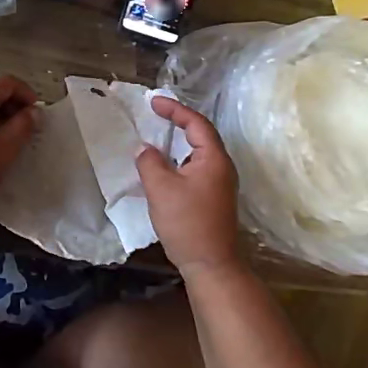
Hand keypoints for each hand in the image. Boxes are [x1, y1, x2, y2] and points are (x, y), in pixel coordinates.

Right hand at [136, 96, 243, 277]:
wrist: (211, 265)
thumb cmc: (187, 223)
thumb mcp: (161, 189)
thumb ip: (150, 162)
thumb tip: (145, 148)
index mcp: (214, 158)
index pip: (196, 123)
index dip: (174, 109)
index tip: (153, 102)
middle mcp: (222, 166)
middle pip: (201, 135)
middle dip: (178, 122)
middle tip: (156, 114)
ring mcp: (221, 183)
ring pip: (199, 153)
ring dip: (179, 143)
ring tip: (158, 136)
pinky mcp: (215, 197)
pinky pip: (197, 167)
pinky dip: (181, 160)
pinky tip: (166, 167)